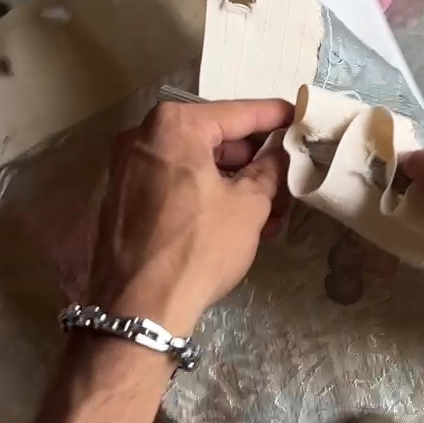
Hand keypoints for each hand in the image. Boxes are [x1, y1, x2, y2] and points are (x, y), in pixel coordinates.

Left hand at [91, 99, 292, 333]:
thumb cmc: (199, 248)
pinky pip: (175, 183)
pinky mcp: (122, 198)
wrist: (138, 310)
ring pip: (195, 163)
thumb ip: (269, 170)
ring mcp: (127, 168)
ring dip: (233, 180)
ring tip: (271, 207)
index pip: (239, 112)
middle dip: (254, 157)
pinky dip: (206, 192)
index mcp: (174, 126)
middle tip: (288, 172)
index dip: (275, 116)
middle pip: (213, 137)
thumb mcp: (249, 206)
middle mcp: (143, 137)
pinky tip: (237, 218)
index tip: (300, 116)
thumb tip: (279, 154)